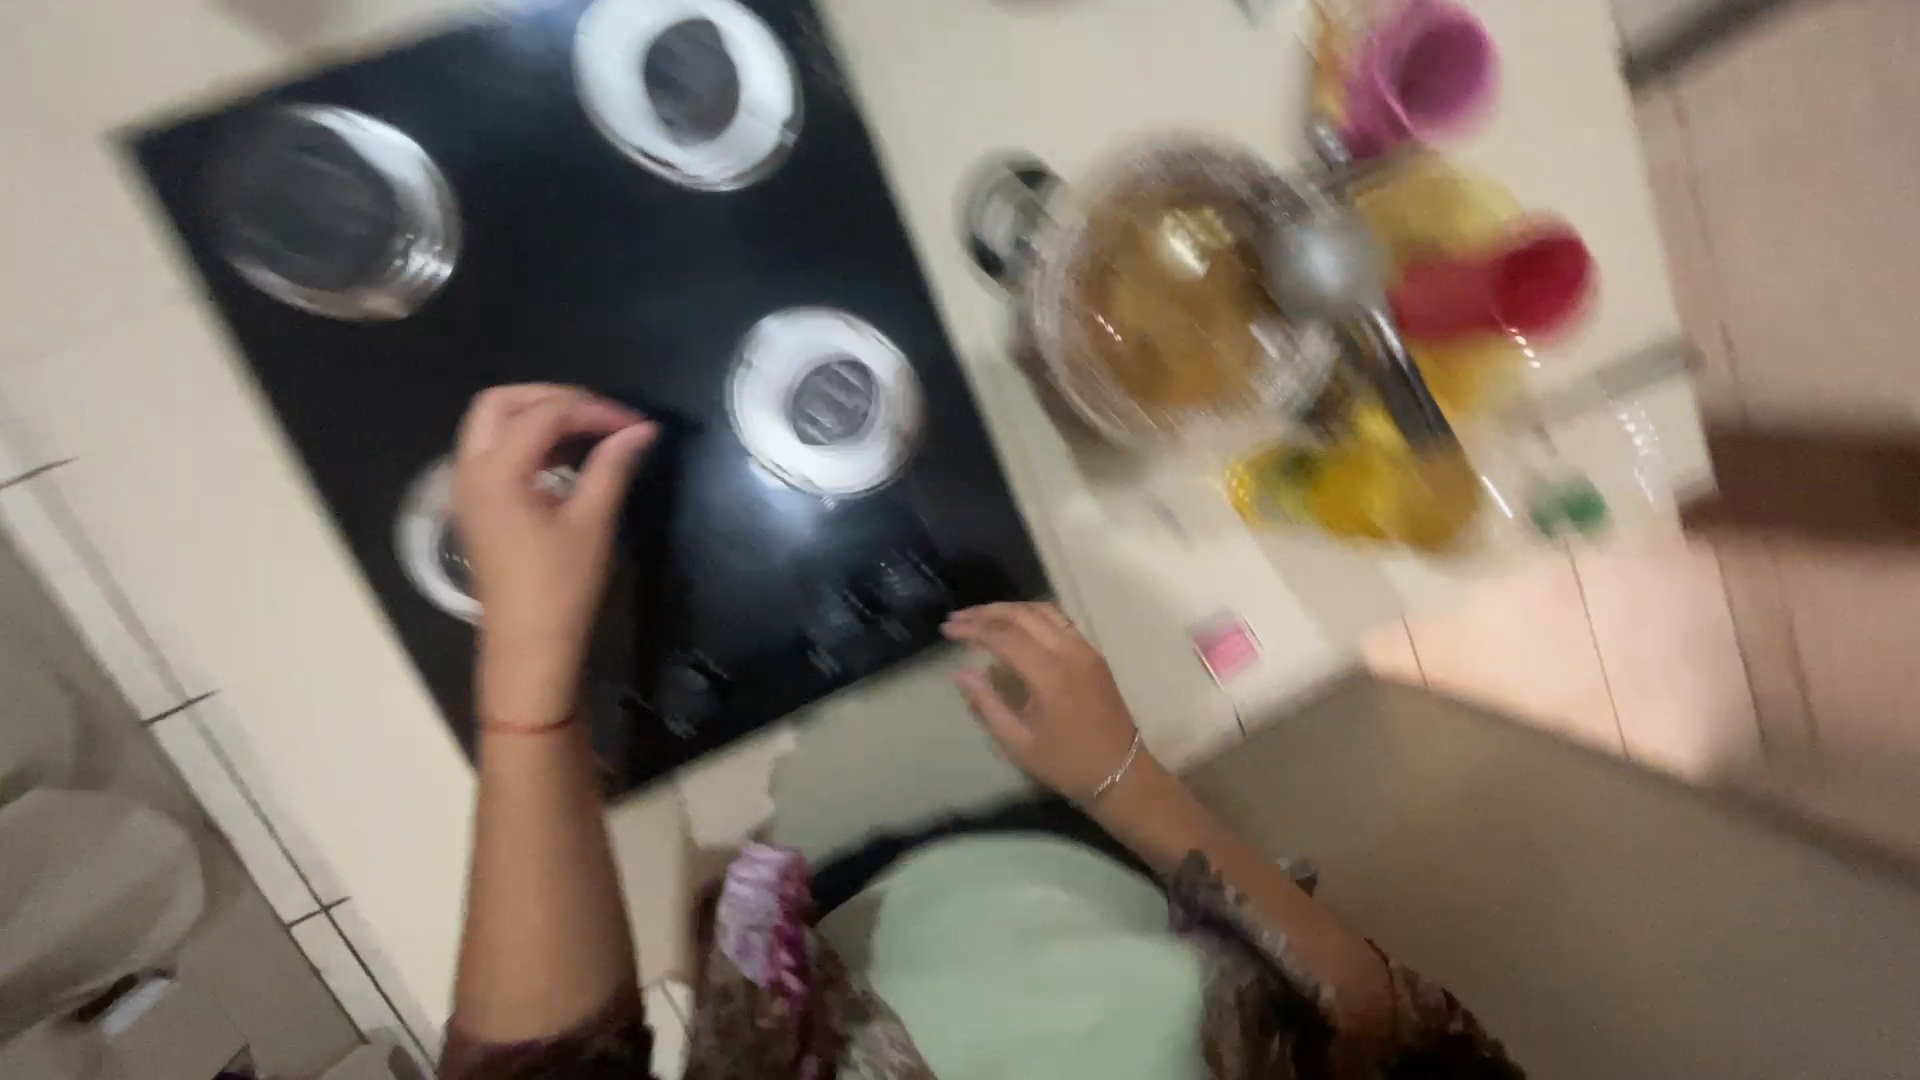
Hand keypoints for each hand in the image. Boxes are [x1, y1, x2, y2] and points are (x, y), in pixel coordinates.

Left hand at [453, 384, 656, 728]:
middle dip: (554, 397)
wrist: (529, 640)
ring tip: (588, 431)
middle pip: (502, 402)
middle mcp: (470, 469)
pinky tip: (564, 458)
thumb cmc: (562, 584)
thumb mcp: (593, 521)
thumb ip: (613, 466)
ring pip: (493, 423)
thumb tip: (643, 429)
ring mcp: (467, 486)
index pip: (545, 415)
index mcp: (497, 472)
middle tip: (601, 415)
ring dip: (539, 415)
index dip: (595, 411)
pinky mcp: (477, 502)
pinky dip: (528, 439)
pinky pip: (494, 449)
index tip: (635, 425)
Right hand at [942, 602, 1143, 801]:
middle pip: (1022, 614)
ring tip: (981, 615)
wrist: (1121, 772)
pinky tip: (1015, 623)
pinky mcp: (1093, 653)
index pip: (1003, 636)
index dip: (972, 629)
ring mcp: (1085, 649)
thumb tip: (959, 673)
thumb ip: (986, 704)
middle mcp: (1069, 652)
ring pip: (1044, 610)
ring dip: (1010, 608)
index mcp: (1050, 675)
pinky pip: (1060, 620)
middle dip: (986, 612)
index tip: (947, 629)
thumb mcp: (1017, 742)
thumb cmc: (1065, 763)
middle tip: (957, 617)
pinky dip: (1033, 613)